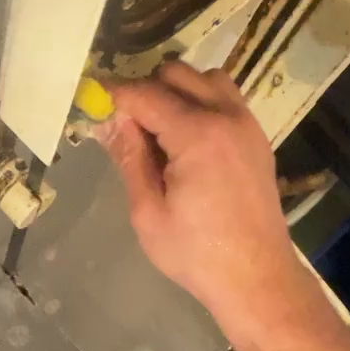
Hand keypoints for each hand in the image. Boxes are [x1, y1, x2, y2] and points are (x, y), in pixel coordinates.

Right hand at [98, 62, 303, 321]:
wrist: (254, 276)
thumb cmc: (195, 254)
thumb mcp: (148, 212)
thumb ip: (129, 159)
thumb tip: (108, 121)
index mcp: (197, 134)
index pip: (146, 94)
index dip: (115, 95)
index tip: (93, 102)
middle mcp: (226, 116)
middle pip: (177, 74)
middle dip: (147, 91)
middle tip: (128, 130)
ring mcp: (247, 124)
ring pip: (206, 80)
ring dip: (177, 93)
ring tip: (160, 134)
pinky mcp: (256, 138)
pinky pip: (225, 100)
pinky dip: (201, 105)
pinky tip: (186, 144)